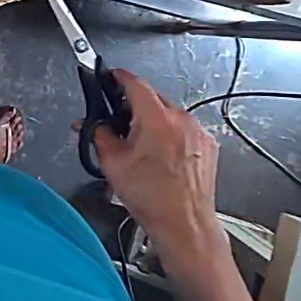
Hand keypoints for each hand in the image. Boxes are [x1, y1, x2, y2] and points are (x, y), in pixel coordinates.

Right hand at [89, 70, 226, 269]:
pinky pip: (184, 129)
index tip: (113, 76)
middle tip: (122, 126)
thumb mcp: (113, 163)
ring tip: (144, 149)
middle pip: (152, 98)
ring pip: (169, 114)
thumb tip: (92, 124)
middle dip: (135, 107)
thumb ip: (99, 134)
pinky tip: (162, 157)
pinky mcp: (207, 144)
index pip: (135, 82)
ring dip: (154, 122)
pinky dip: (171, 135)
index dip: (119, 77)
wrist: (183, 224)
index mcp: (155, 119)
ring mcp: (197, 131)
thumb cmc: (153, 199)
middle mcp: (180, 120)